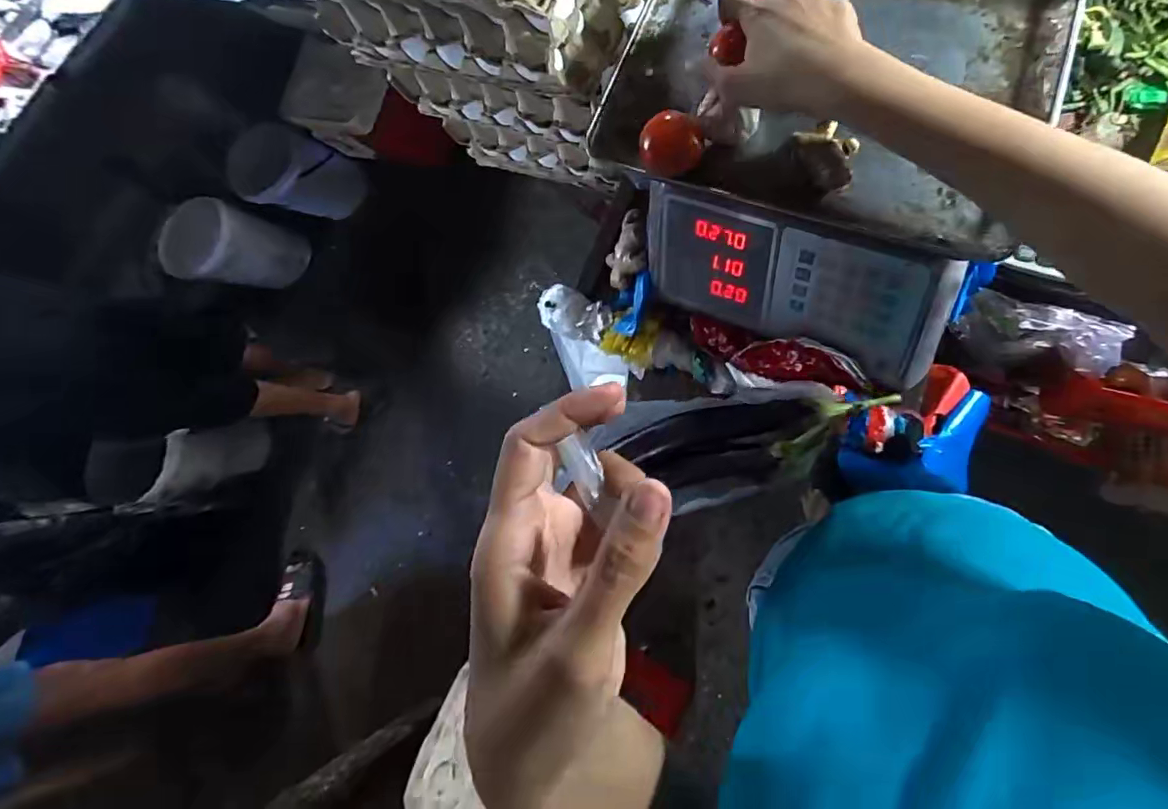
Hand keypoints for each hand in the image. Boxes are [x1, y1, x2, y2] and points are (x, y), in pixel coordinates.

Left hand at [466, 384, 673, 808]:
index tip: (619, 397)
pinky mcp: (584, 572)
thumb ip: (622, 565)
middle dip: (615, 474)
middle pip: (573, 464)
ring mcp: (558, 553)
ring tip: (641, 562)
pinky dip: (636, 527)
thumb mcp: (581, 645)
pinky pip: (615, 524)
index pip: (525, 450)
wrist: (541, 777)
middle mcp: (530, 535)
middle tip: (645, 523)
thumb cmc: (538, 716)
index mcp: (506, 542)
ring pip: (600, 493)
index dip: (566, 413)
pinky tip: (642, 562)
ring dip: (629, 505)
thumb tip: (660, 484)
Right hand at [711, 0, 865, 114]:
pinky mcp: (843, 8)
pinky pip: (832, 7)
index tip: (732, 26)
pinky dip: (829, 20)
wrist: (842, 80)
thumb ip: (716, 77)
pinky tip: (831, 40)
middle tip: (774, 0)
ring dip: (802, 2)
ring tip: (805, 29)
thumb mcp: (742, 89)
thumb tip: (702, 65)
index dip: (726, 7)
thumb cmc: (787, 83)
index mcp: (757, 13)